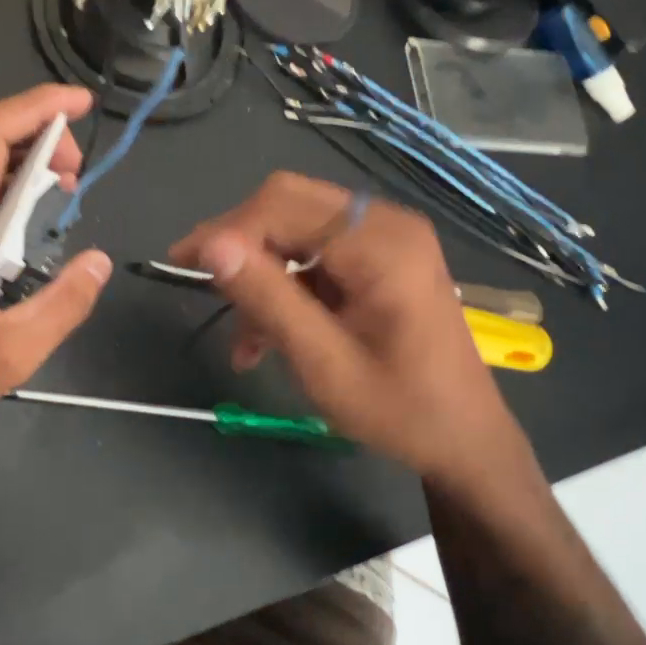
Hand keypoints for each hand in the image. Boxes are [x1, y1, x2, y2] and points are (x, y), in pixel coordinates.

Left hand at [0, 85, 113, 459]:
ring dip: (20, 159)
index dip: (35, 106)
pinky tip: (27, 223)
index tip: (80, 105)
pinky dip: (4, 186)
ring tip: (61, 190)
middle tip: (74, 171)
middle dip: (35, 130)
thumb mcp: (11, 354)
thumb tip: (98, 262)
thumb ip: (62, 306)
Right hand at [169, 173, 521, 481]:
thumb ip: (267, 299)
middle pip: (287, 204)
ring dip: (259, 271)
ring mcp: (385, 239)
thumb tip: (209, 246)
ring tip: (243, 334)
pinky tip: (265, 333)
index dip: (226, 230)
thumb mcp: (322, 362)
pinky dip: (282, 285)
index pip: (281, 205)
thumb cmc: (399, 409)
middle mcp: (385, 224)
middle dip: (238, 244)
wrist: (464, 441)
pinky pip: (313, 252)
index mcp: (381, 244)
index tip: (180, 265)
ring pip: (294, 227)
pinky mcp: (379, 258)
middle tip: (200, 284)